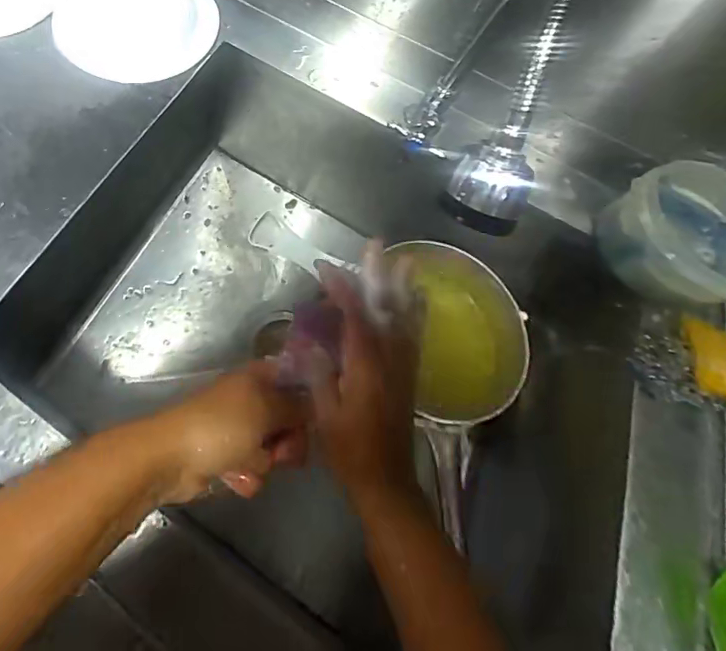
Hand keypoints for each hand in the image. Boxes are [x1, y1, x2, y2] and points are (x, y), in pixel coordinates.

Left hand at [140, 361, 307, 502]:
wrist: (171, 459)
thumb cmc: (222, 426)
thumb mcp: (267, 410)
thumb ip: (298, 407)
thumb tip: (317, 404)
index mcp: (259, 377)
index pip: (297, 381)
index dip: (308, 401)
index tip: (313, 421)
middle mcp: (252, 398)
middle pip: (290, 420)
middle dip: (288, 441)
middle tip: (283, 452)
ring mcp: (239, 428)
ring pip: (274, 448)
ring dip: (266, 462)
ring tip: (250, 466)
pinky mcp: (228, 457)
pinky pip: (253, 468)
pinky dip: (247, 475)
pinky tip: (235, 479)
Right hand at [308, 239, 423, 501]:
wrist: (387, 480)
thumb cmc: (350, 450)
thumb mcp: (325, 415)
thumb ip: (319, 375)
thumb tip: (309, 342)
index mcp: (366, 364)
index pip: (354, 314)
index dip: (340, 286)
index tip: (324, 267)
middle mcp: (390, 357)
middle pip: (385, 306)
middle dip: (378, 273)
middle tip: (375, 245)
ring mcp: (404, 364)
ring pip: (406, 316)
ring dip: (403, 287)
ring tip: (406, 261)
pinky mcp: (410, 374)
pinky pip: (415, 333)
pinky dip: (415, 311)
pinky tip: (417, 301)